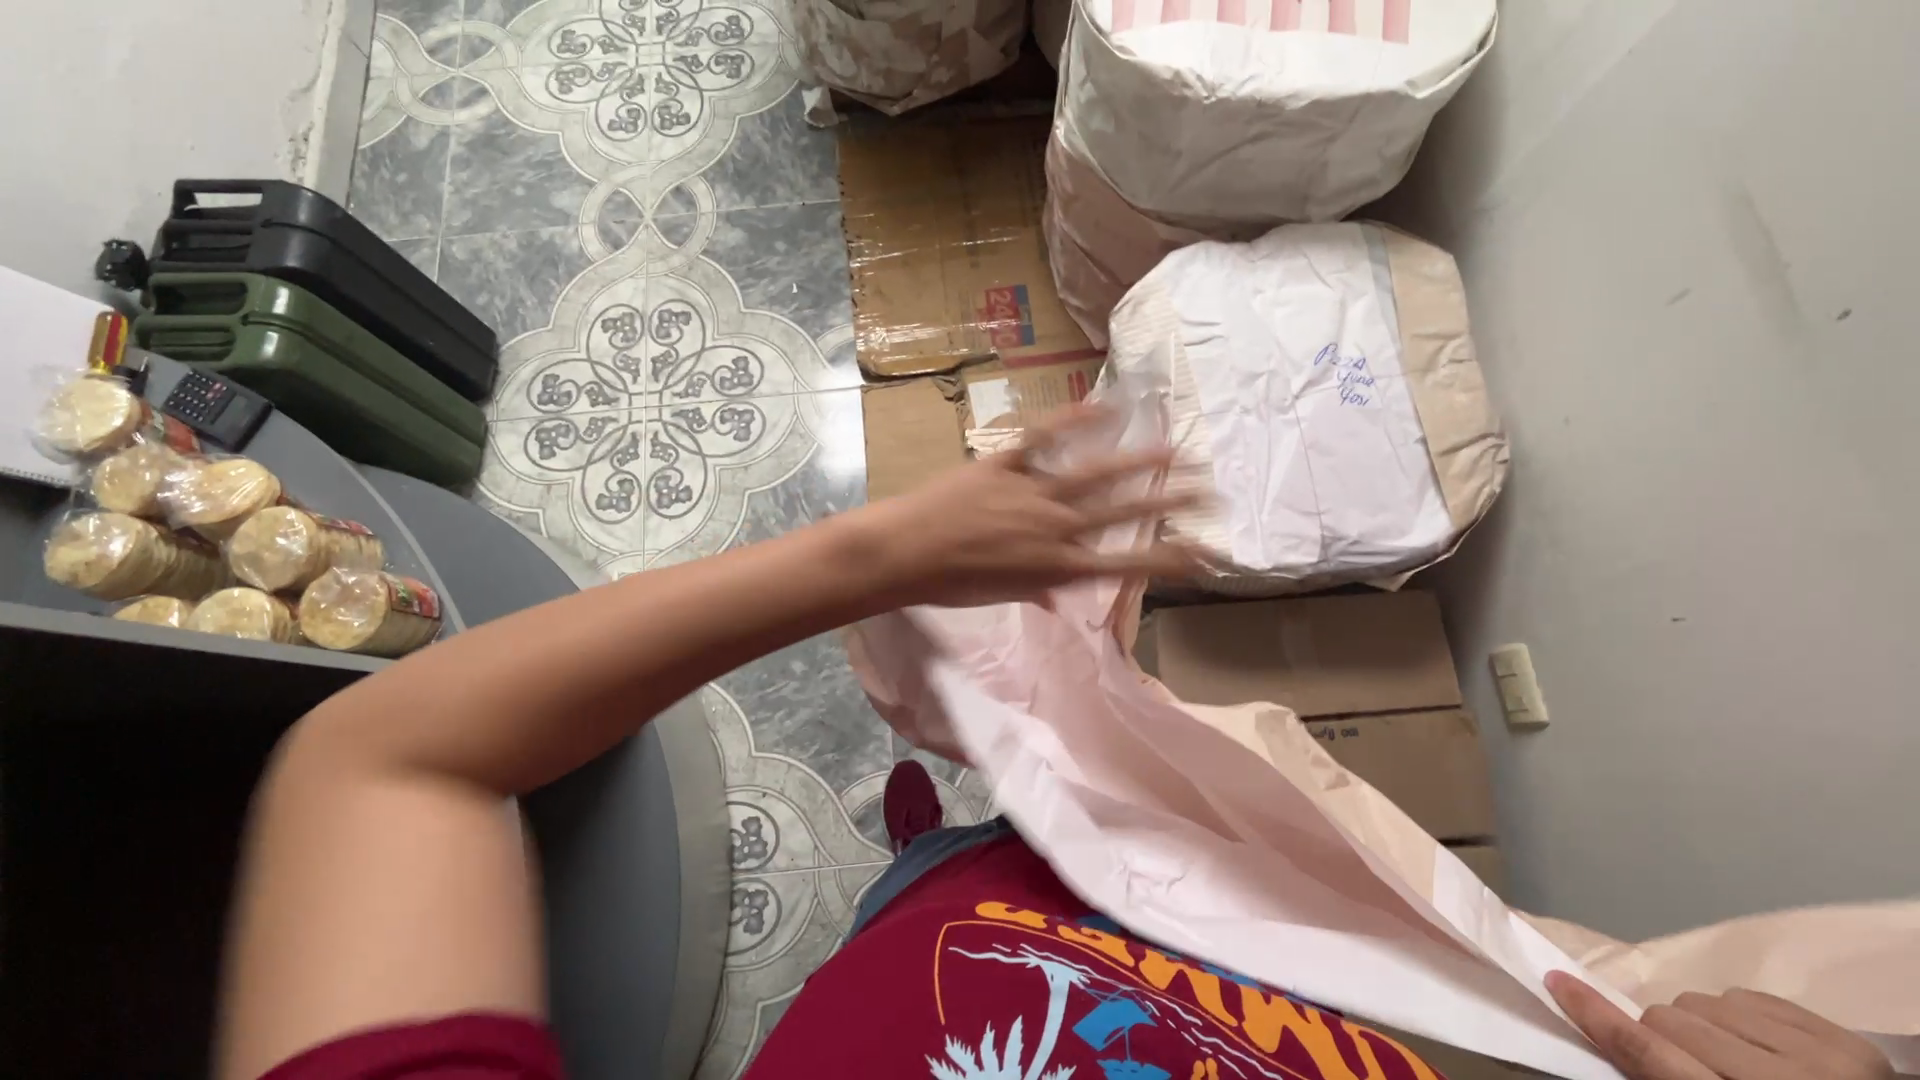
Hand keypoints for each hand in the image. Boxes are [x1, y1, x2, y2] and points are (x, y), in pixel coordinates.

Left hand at [858, 405, 1198, 607]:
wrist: (905, 553)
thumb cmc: (951, 585)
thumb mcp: (1001, 596)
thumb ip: (1036, 589)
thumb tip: (1054, 595)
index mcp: (1057, 567)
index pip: (1126, 566)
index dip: (1169, 562)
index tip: (1204, 556)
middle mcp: (1056, 528)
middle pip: (1124, 514)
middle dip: (1170, 502)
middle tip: (1208, 490)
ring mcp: (1033, 492)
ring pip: (1096, 474)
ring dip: (1138, 461)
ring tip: (1173, 448)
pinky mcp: (1006, 463)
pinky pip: (1045, 438)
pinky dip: (1075, 419)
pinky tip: (1105, 405)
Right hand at [1546, 971, 1892, 1079]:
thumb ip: (1659, 1073)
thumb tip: (1606, 1028)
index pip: (1646, 1051)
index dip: (1595, 1015)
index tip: (1556, 981)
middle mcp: (1783, 1079)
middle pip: (1668, 1019)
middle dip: (1665, 1036)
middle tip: (1689, 1066)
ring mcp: (1826, 1059)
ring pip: (1703, 1000)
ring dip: (1704, 1026)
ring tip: (1736, 1061)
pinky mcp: (1849, 1041)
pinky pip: (1750, 997)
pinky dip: (1743, 1018)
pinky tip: (1767, 1050)